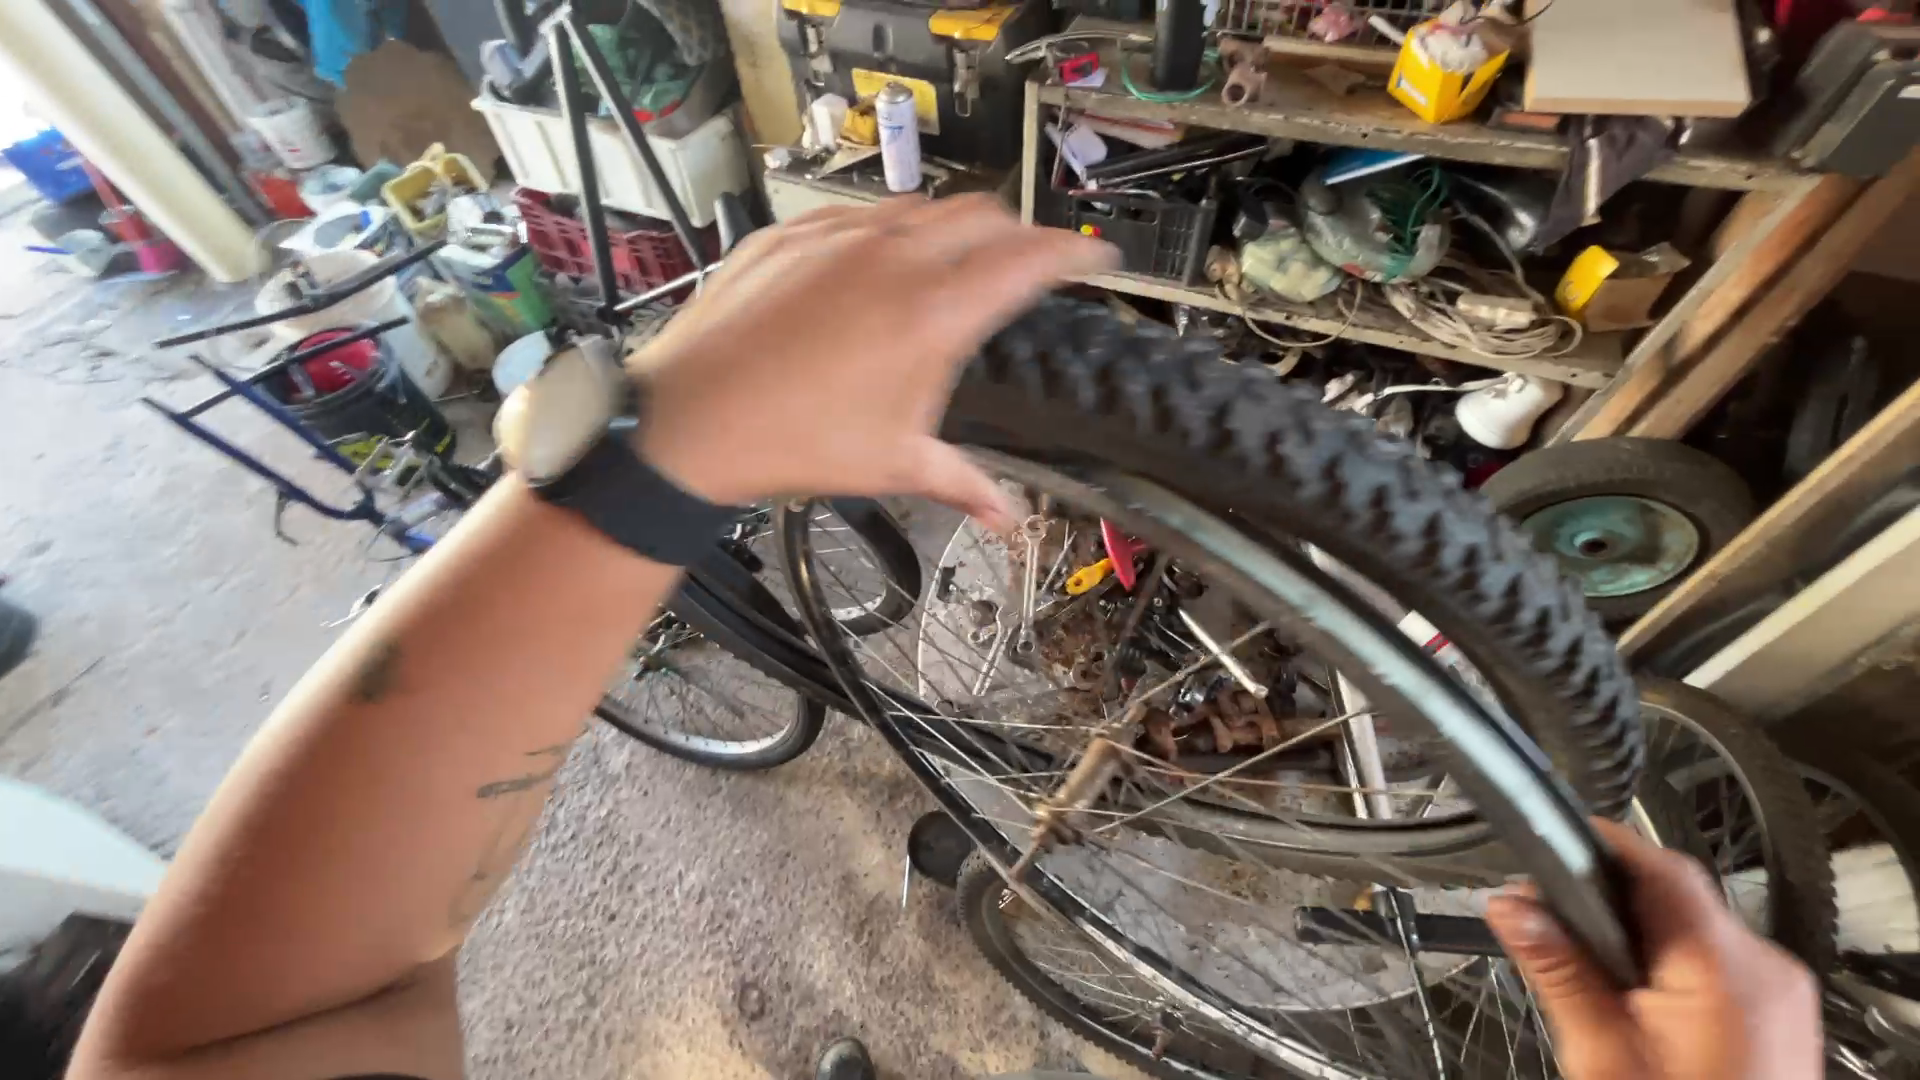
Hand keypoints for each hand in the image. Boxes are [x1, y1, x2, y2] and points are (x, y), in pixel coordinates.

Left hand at [625, 195, 1117, 529]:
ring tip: (951, 268)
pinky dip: (888, 232)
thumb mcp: (892, 466)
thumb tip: (1005, 516)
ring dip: (952, 229)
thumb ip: (963, 484)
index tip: (1095, 256)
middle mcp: (892, 258)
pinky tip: (877, 269)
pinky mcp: (791, 236)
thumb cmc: (794, 444)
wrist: (690, 423)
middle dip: (1015, 234)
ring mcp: (837, 238)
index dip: (1074, 252)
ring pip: (921, 207)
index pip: (1029, 259)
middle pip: (983, 215)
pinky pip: (858, 215)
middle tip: (1023, 266)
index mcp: (932, 313)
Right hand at [1485, 819, 1823, 1079]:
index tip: (1542, 839)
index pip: (1660, 867)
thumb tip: (1506, 904)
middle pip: (1665, 889)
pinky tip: (1623, 984)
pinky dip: (1652, 948)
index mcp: (1727, 970)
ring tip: (1583, 965)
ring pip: (1678, 916)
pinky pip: (1699, 945)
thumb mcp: (1603, 1053)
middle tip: (1542, 923)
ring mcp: (1774, 986)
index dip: (1597, 842)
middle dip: (1596, 894)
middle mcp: (1763, 967)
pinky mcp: (1769, 1002)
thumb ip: (1557, 971)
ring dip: (1621, 923)